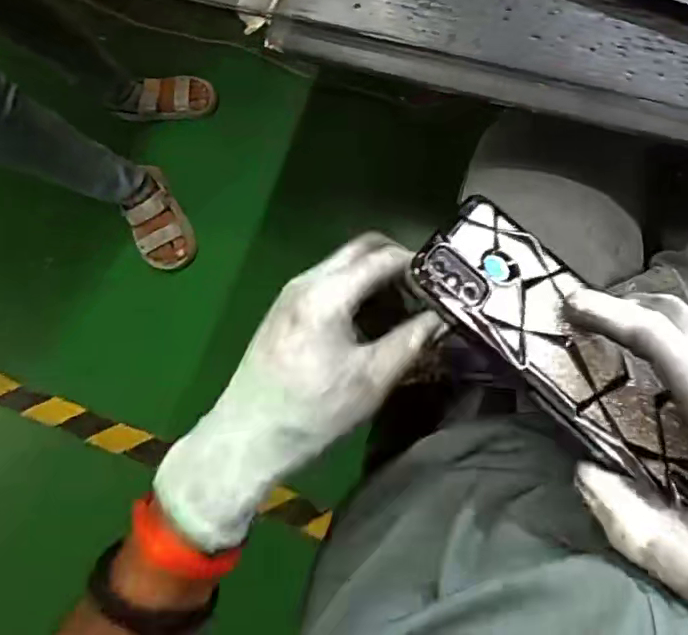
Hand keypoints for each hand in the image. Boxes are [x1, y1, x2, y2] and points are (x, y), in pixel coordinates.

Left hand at [154, 233, 444, 551]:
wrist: (246, 438)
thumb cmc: (312, 413)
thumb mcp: (371, 381)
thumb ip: (410, 341)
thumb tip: (441, 316)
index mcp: (327, 294)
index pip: (382, 257)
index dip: (416, 264)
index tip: (441, 282)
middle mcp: (308, 280)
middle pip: (362, 247)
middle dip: (396, 260)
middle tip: (423, 289)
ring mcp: (292, 290)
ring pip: (344, 261)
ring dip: (375, 273)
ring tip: (401, 307)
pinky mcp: (285, 305)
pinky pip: (329, 277)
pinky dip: (355, 285)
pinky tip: (369, 319)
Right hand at [564, 290, 687, 634]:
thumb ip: (631, 525)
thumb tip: (582, 472)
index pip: (659, 338)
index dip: (609, 313)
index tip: (569, 305)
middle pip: (677, 316)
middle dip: (623, 304)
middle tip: (578, 315)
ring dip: (644, 318)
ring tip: (602, 332)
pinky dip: (665, 337)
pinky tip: (647, 365)